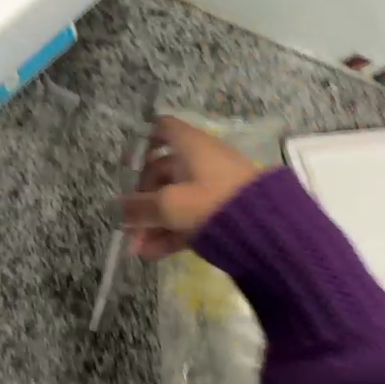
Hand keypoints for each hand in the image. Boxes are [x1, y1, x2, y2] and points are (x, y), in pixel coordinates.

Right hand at [121, 117, 265, 261]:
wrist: (271, 232)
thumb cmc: (212, 202)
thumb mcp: (169, 205)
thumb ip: (139, 208)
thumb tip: (114, 208)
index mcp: (189, 144)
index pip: (161, 128)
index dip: (141, 141)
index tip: (126, 163)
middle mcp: (200, 160)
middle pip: (162, 171)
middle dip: (141, 200)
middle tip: (128, 225)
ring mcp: (213, 187)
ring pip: (175, 200)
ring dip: (153, 223)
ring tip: (137, 250)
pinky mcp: (223, 212)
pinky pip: (190, 218)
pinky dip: (171, 233)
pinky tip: (152, 255)